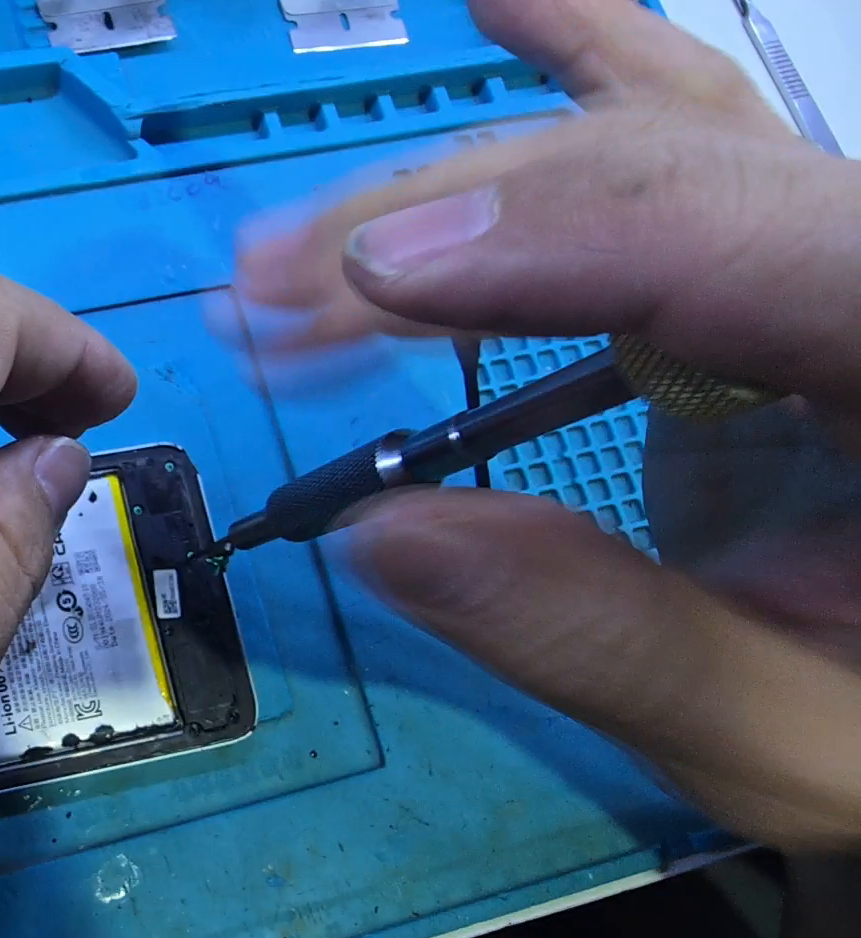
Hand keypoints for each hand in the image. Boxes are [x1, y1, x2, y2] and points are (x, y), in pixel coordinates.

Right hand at [242, 0, 860, 850]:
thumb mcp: (773, 736)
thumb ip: (599, 636)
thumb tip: (383, 534)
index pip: (765, 251)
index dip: (548, 246)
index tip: (356, 283)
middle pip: (658, 173)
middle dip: (433, 225)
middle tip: (263, 295)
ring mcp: (832, 248)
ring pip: (640, 143)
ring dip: (433, 191)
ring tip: (280, 256)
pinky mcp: (771, 260)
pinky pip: (684, 132)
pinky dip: (589, 59)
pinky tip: (506, 2)